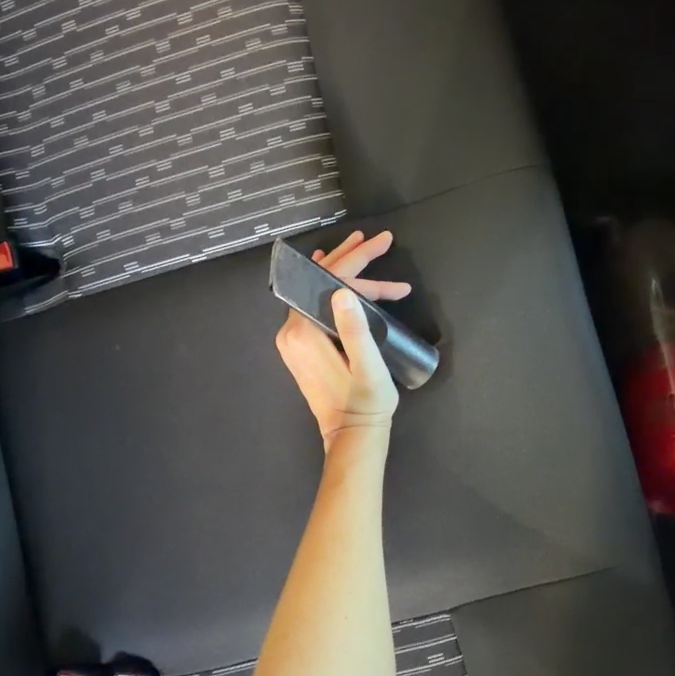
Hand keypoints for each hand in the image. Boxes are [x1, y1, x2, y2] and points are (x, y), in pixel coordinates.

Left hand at [275, 231, 411, 445]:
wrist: (352, 435)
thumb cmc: (366, 402)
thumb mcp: (368, 365)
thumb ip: (355, 328)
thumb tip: (343, 290)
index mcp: (305, 333)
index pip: (329, 281)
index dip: (359, 259)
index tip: (383, 242)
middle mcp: (291, 332)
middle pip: (320, 283)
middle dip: (352, 259)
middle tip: (379, 240)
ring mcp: (293, 340)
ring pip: (316, 293)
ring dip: (341, 272)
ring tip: (358, 248)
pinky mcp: (300, 347)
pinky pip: (311, 306)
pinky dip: (327, 288)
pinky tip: (331, 276)